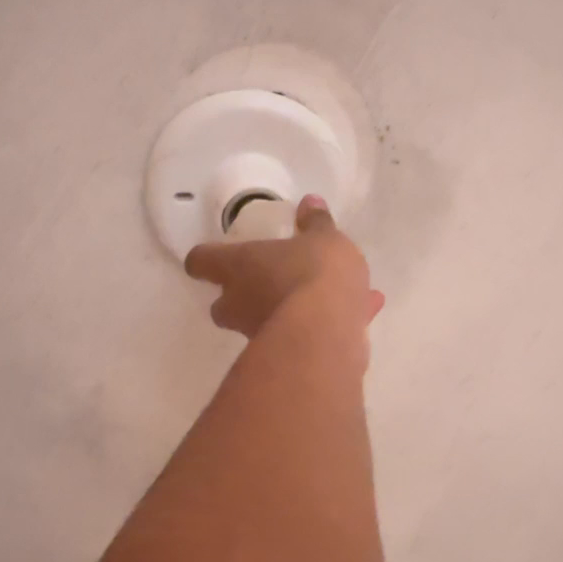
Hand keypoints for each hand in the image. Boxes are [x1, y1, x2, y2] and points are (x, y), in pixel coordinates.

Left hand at [183, 195, 384, 338]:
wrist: (326, 332)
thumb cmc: (313, 272)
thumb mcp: (323, 238)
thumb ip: (316, 223)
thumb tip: (310, 203)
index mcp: (238, 266)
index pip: (201, 261)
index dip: (203, 259)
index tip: (206, 258)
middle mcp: (240, 303)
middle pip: (223, 305)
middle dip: (239, 298)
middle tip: (263, 284)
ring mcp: (260, 335)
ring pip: (264, 322)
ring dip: (289, 310)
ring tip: (330, 298)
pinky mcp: (287, 358)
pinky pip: (305, 335)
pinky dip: (326, 326)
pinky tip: (360, 315)